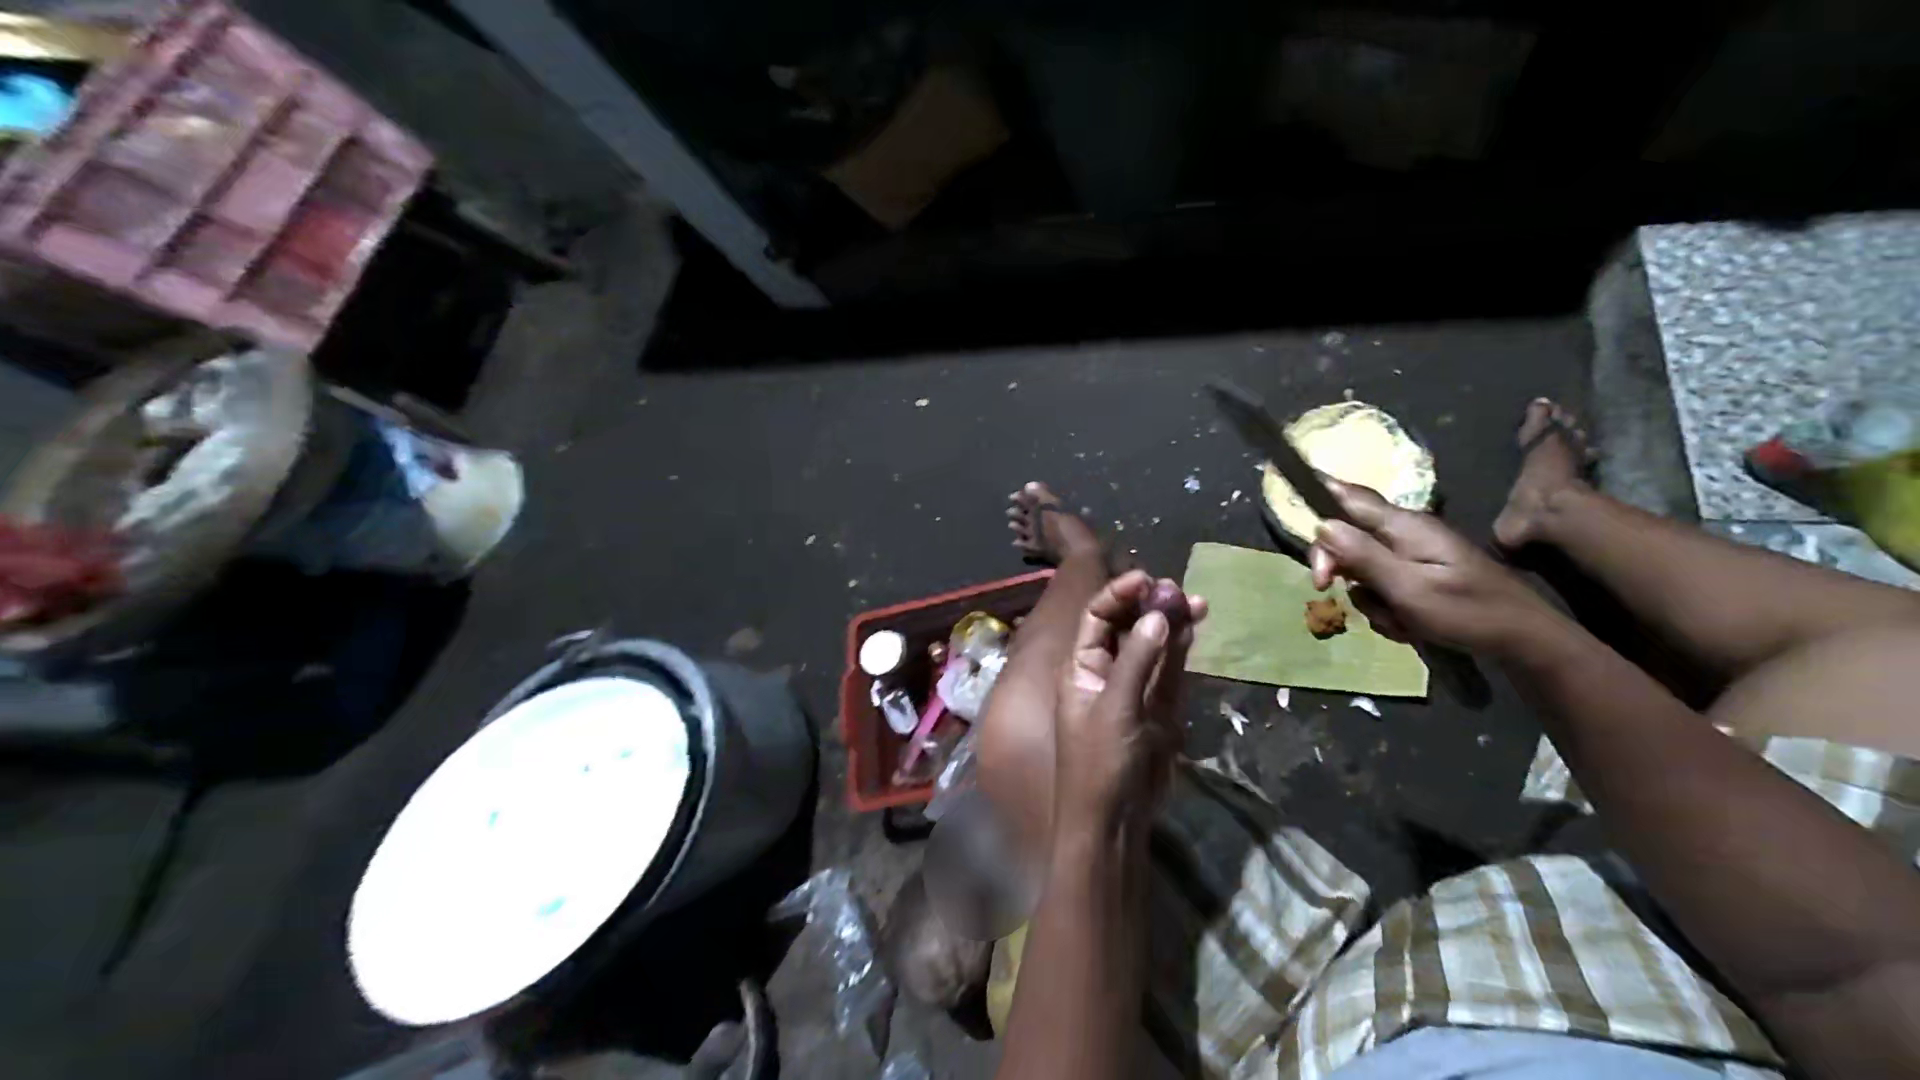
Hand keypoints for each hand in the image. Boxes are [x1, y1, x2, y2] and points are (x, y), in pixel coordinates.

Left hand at [1054, 571, 1206, 840]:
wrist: (1113, 819)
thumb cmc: (1100, 762)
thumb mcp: (1115, 707)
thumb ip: (1137, 661)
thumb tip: (1157, 615)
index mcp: (1080, 666)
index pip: (1096, 618)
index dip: (1118, 594)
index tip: (1146, 579)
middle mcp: (1105, 670)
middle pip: (1126, 626)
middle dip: (1149, 605)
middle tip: (1178, 589)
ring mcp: (1133, 688)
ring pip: (1152, 645)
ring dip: (1171, 623)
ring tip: (1195, 602)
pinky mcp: (1157, 707)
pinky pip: (1169, 670)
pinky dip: (1180, 649)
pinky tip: (1193, 627)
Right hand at [1307, 479, 1559, 653]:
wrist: (1523, 641)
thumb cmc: (1467, 611)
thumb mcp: (1408, 588)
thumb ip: (1363, 556)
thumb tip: (1322, 524)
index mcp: (1405, 527)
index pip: (1351, 498)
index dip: (1321, 493)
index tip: (1293, 494)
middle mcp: (1406, 535)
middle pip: (1348, 539)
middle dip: (1338, 568)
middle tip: (1326, 590)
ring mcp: (1414, 557)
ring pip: (1363, 570)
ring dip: (1369, 598)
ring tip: (1397, 619)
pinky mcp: (1420, 578)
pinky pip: (1383, 589)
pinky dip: (1387, 609)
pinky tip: (1408, 625)